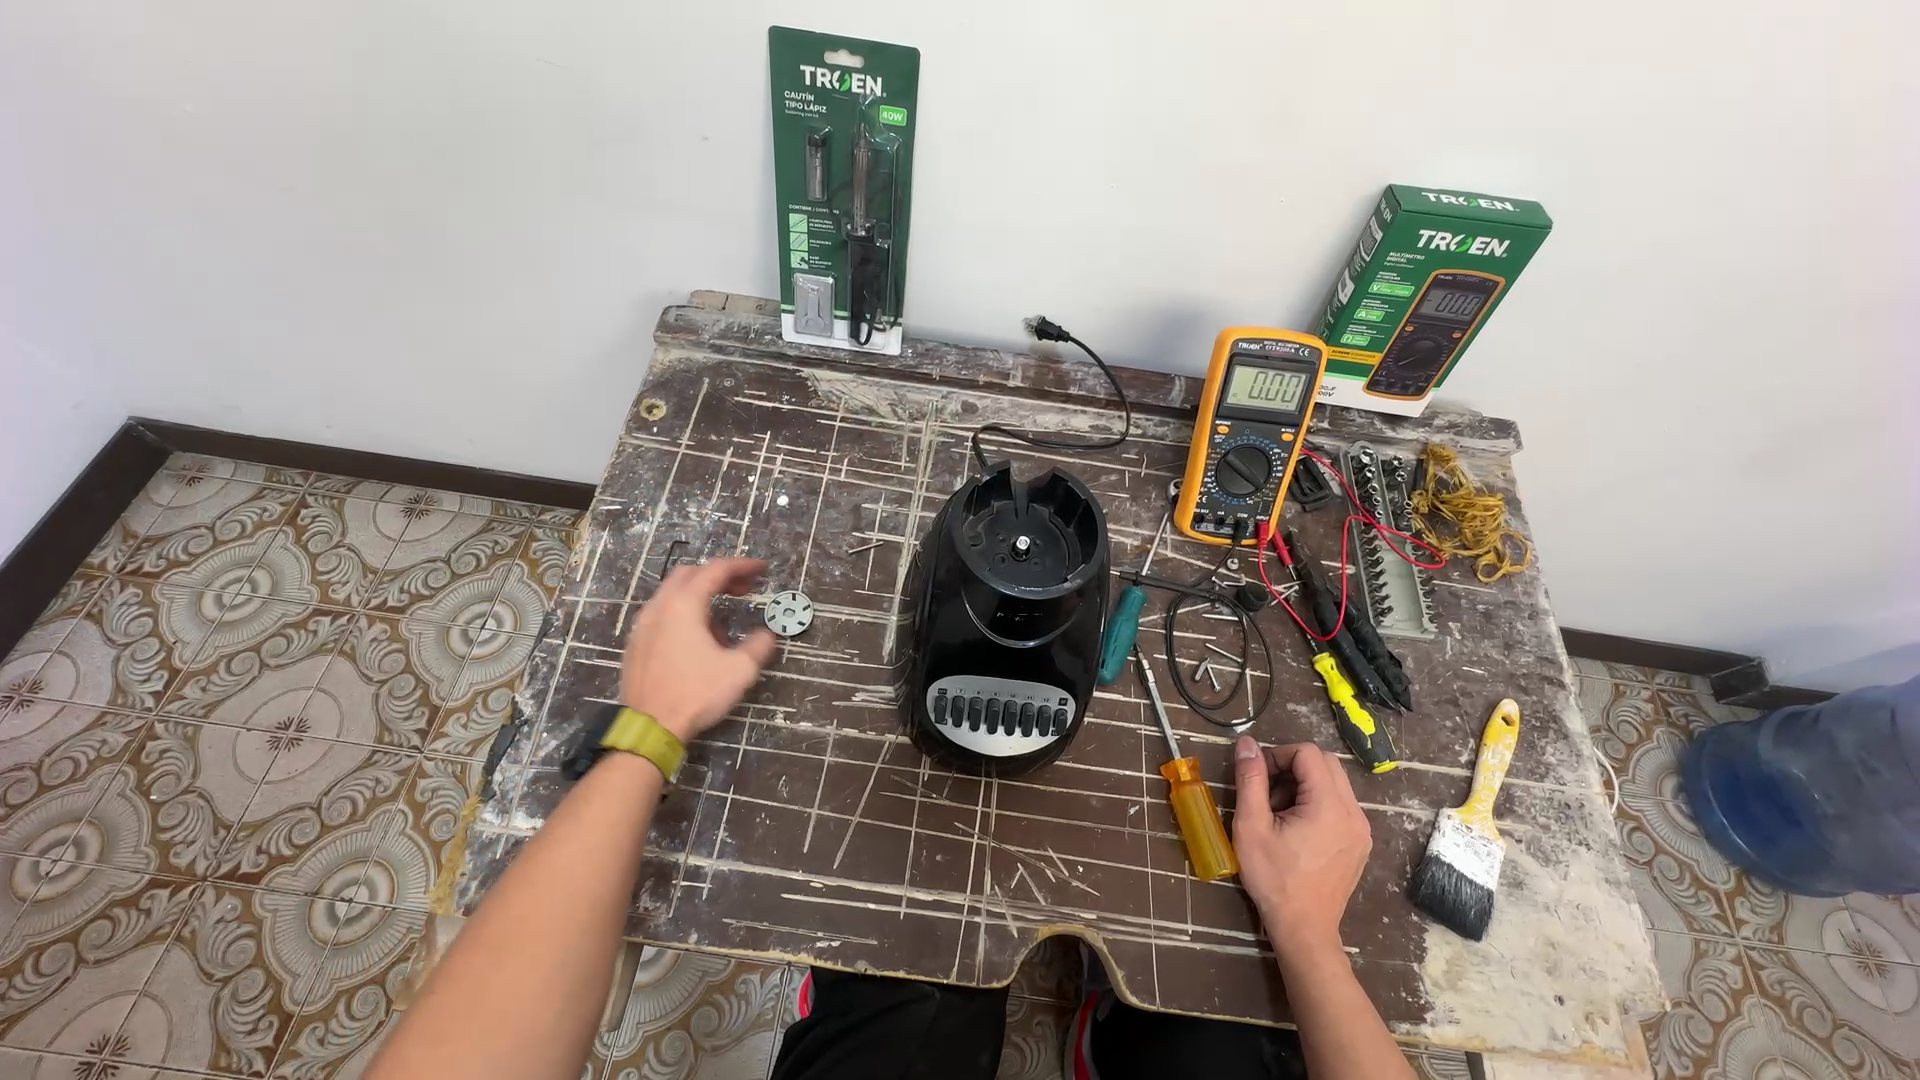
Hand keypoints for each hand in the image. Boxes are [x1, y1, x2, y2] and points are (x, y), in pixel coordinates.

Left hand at [620, 557, 778, 742]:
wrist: (649, 728)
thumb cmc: (695, 694)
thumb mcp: (740, 670)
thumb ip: (758, 645)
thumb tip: (767, 634)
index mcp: (684, 605)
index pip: (716, 570)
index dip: (743, 566)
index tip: (763, 569)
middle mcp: (659, 607)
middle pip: (690, 574)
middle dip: (720, 576)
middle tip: (744, 588)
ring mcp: (643, 625)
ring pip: (673, 594)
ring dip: (701, 595)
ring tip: (724, 620)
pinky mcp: (636, 644)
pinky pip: (663, 614)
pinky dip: (684, 613)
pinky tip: (698, 639)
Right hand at [1231, 737, 1371, 960]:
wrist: (1304, 929)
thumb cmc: (1274, 878)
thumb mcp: (1251, 826)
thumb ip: (1250, 779)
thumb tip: (1246, 743)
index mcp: (1329, 806)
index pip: (1307, 752)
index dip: (1278, 755)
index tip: (1258, 777)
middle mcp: (1354, 812)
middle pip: (1325, 762)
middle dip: (1292, 767)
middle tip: (1267, 793)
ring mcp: (1362, 829)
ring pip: (1334, 782)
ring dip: (1304, 784)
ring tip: (1279, 813)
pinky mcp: (1360, 842)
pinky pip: (1340, 804)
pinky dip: (1317, 802)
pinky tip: (1297, 828)